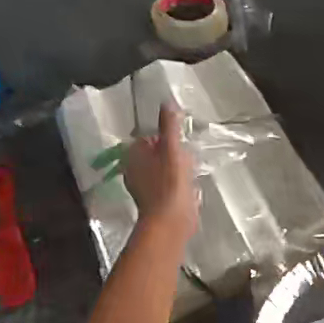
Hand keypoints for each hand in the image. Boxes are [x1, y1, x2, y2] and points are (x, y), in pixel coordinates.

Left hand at [125, 102, 197, 245]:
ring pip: (161, 170)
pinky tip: (188, 189)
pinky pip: (167, 185)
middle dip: (171, 154)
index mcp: (133, 155)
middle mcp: (133, 170)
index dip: (166, 138)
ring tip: (190, 174)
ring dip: (175, 169)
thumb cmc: (170, 183)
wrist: (171, 221)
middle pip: (155, 154)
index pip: (148, 138)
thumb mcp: (172, 149)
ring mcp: (143, 187)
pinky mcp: (155, 202)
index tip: (180, 144)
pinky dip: (176, 184)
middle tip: (187, 159)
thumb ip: (169, 126)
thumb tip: (167, 102)